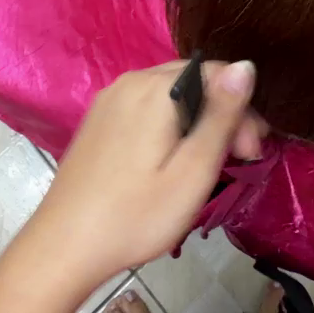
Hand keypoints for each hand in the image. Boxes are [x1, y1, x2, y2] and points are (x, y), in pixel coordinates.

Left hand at [23, 60, 262, 291]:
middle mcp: (130, 81)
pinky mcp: (98, 118)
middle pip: (193, 81)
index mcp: (155, 88)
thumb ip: (221, 116)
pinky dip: (168, 124)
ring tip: (204, 167)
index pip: (216, 73)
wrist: (63, 247)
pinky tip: (169, 160)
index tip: (249, 153)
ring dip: (196, 120)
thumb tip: (246, 65)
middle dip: (221, 114)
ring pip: (170, 94)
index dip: (241, 109)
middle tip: (235, 163)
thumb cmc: (135, 215)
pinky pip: (146, 106)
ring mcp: (110, 98)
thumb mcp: (192, 171)